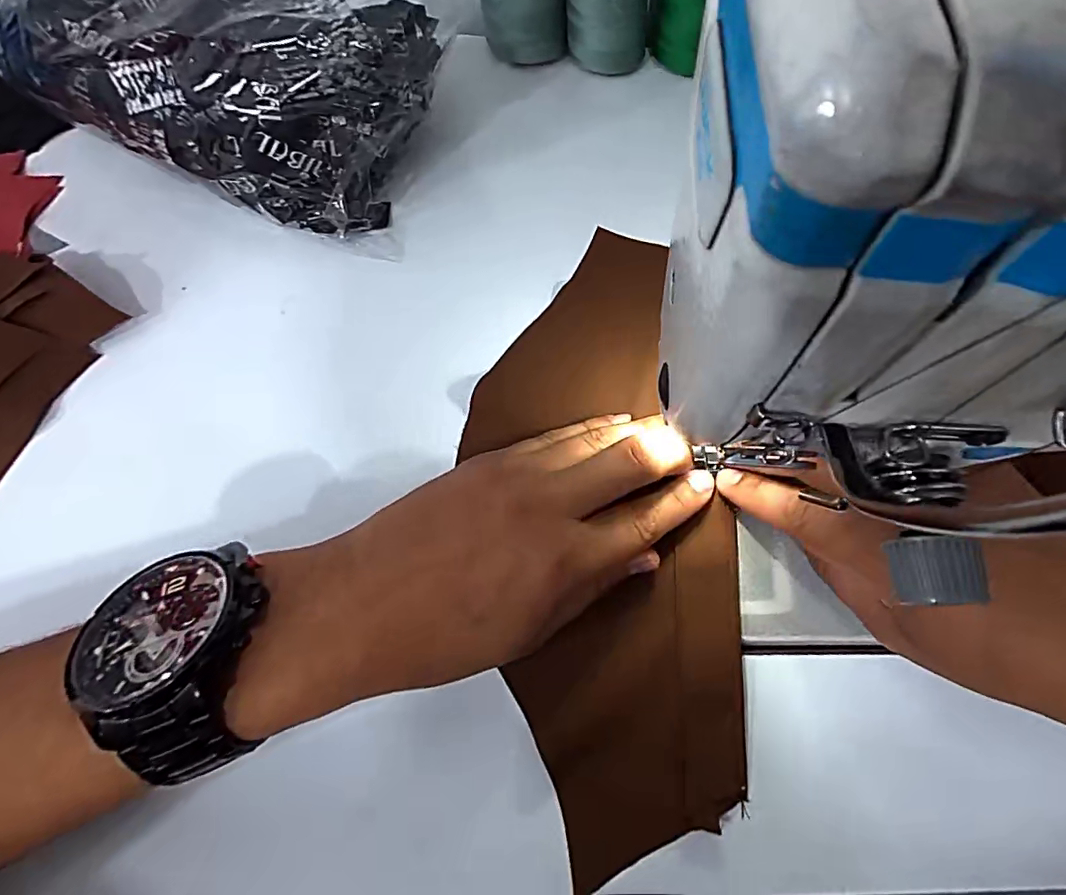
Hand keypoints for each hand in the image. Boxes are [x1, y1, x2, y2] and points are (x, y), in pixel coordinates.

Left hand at [228, 415, 713, 736]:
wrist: (360, 602)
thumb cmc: (449, 637)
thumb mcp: (531, 630)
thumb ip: (595, 586)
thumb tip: (646, 556)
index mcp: (566, 562)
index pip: (645, 519)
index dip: (683, 499)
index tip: (705, 484)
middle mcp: (551, 508)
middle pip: (631, 459)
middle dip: (669, 450)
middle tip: (687, 452)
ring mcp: (519, 474)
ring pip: (595, 436)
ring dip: (633, 431)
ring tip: (657, 432)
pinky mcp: (492, 458)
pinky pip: (556, 435)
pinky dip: (590, 429)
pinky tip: (606, 427)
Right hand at [715, 468, 1065, 720]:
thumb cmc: (988, 650)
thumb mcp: (898, 629)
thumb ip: (845, 576)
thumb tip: (810, 537)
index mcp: (876, 549)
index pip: (798, 509)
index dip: (758, 491)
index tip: (730, 477)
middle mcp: (904, 500)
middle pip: (826, 464)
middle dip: (786, 459)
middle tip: (762, 458)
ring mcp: (942, 476)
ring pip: (865, 451)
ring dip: (831, 451)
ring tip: (808, 453)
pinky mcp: (975, 462)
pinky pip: (912, 452)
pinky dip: (886, 456)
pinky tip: (884, 463)